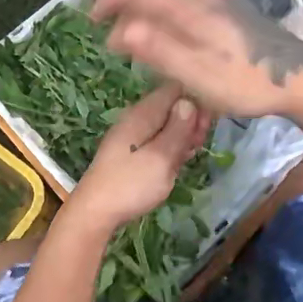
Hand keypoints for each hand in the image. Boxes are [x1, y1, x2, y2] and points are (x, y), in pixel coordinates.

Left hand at [65, 84, 213, 231]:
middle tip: (197, 145)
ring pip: (168, 125)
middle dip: (191, 121)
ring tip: (189, 155)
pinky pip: (160, 140)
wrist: (96, 213)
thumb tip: (189, 101)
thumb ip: (178, 129)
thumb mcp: (161, 157)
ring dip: (183, 137)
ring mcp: (135, 135)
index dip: (196, 100)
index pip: (175, 89)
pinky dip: (172, 148)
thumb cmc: (131, 184)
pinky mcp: (134, 151)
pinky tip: (178, 162)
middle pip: (173, 106)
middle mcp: (138, 118)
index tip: (206, 124)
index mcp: (143, 113)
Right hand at [91, 0, 302, 117]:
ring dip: (149, 14)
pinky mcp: (233, 13)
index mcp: (192, 8)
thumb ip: (159, 49)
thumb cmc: (248, 81)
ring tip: (139, 42)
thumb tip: (120, 28)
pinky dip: (170, 18)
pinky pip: (189, 6)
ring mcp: (222, 2)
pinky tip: (175, 41)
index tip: (92, 19)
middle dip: (128, 9)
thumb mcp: (198, 74)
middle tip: (113, 38)